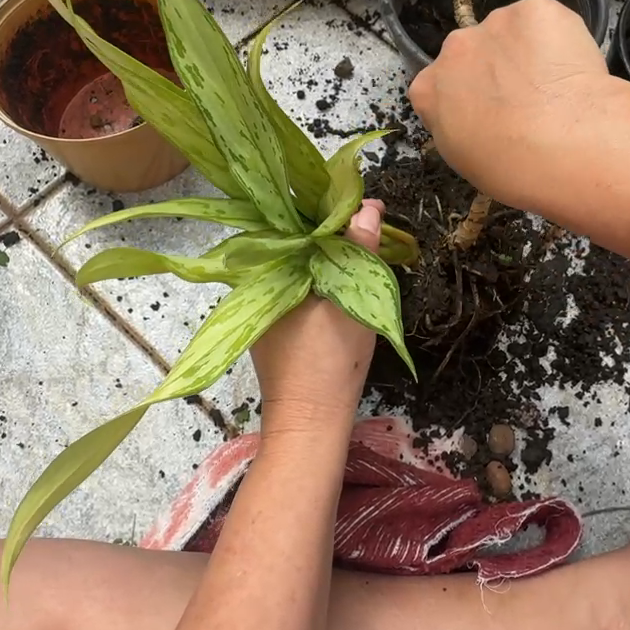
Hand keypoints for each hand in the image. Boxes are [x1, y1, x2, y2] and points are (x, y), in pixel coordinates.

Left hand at [250, 200, 383, 436]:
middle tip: (372, 223)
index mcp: (267, 270)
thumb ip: (359, 250)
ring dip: (330, 253)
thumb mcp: (353, 299)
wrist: (310, 423)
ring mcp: (264, 304)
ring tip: (365, 242)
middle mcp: (257, 282)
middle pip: (300, 242)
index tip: (367, 206)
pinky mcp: (273, 323)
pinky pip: (299, 285)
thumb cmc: (330, 360)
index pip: (299, 224)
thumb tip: (367, 206)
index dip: (334, 211)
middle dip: (334, 231)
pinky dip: (322, 276)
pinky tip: (346, 274)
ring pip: (301, 264)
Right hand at [408, 0, 625, 207]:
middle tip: (528, 100)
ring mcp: (495, 23)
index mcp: (429, 89)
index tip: (493, 115)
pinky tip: (574, 69)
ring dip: (529, 51)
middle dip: (496, 69)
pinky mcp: (536, 9)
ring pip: (512, 33)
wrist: (566, 145)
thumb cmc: (514, 169)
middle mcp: (454, 48)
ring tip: (557, 87)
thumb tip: (479, 119)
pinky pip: (548, 22)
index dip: (469, 98)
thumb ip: (461, 127)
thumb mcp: (468, 162)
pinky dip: (561, 38)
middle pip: (474, 52)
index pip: (441, 86)